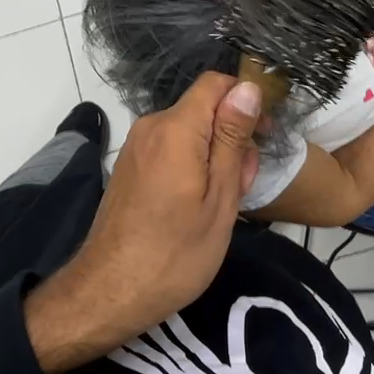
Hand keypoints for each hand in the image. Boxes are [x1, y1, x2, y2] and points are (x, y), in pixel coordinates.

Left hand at [23, 72, 262, 373]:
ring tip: (222, 203)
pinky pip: (170, 148)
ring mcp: (136, 145)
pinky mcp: (130, 165)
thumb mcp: (220, 197)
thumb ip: (232, 138)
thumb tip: (247, 87)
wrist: (110, 290)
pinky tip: (196, 206)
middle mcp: (151, 125)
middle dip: (231, 136)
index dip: (244, 99)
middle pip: (203, 109)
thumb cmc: (176, 251)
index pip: (215, 83)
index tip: (263, 134)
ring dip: (213, 155)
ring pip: (188, 132)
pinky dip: (190, 165)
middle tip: (243, 186)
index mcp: (176, 128)